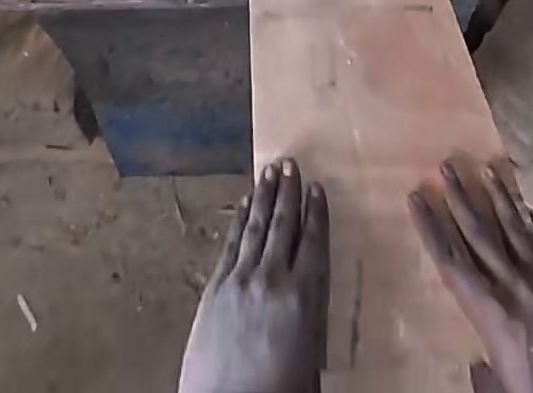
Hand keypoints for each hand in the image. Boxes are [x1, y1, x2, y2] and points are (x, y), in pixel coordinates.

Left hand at [179, 159, 329, 392]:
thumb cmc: (277, 392)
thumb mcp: (309, 357)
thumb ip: (308, 314)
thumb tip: (308, 285)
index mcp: (302, 299)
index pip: (313, 244)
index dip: (316, 214)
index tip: (316, 187)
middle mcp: (271, 279)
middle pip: (283, 226)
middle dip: (288, 193)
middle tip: (291, 163)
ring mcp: (240, 279)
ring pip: (256, 227)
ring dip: (264, 196)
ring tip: (270, 171)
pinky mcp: (215, 286)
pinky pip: (231, 244)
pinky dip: (239, 220)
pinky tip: (244, 203)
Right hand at [409, 160, 532, 392]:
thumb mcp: (503, 390)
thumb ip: (484, 373)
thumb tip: (474, 362)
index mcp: (493, 312)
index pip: (452, 260)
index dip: (430, 227)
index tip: (415, 196)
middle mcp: (516, 289)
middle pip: (482, 234)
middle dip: (461, 199)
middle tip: (447, 165)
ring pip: (517, 233)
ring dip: (500, 199)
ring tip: (487, 169)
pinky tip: (532, 212)